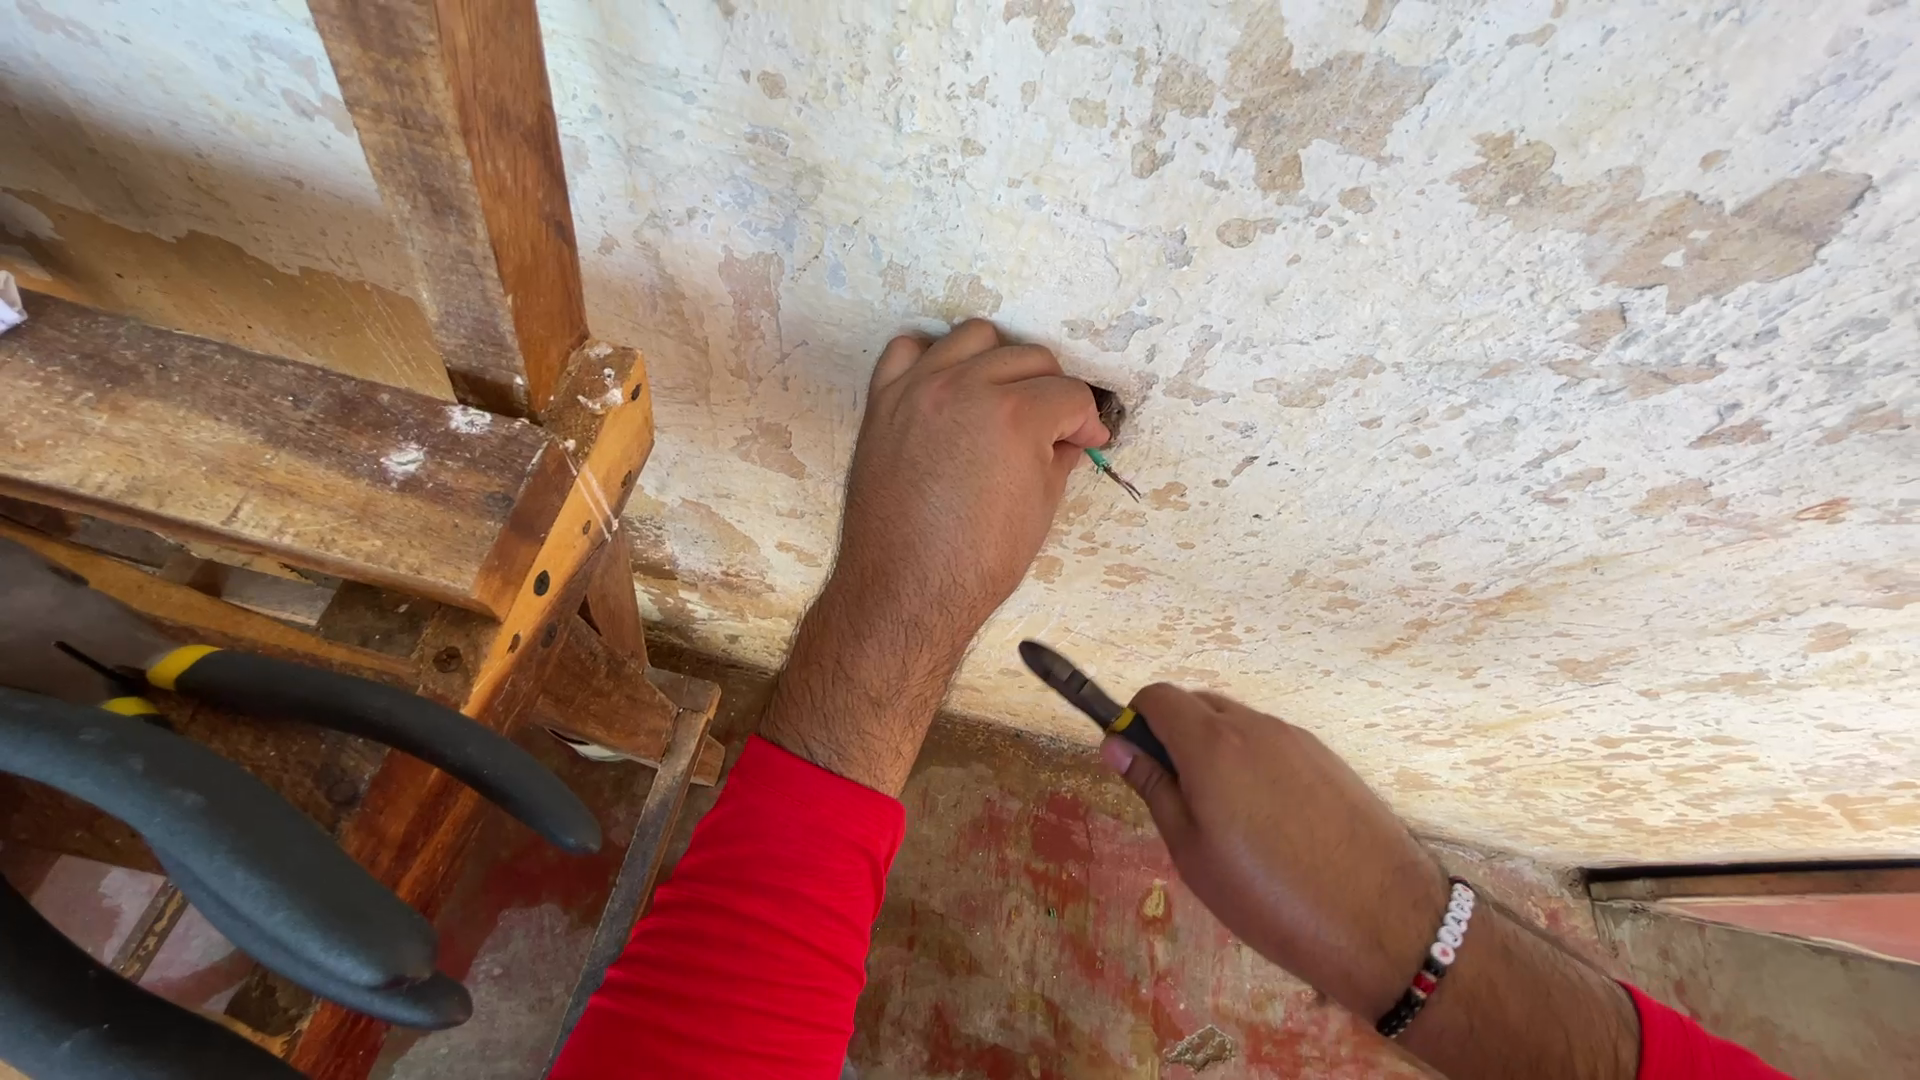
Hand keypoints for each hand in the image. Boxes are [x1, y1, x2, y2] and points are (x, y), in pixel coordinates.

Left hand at [762, 321, 1106, 794]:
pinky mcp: (883, 400)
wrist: (906, 589)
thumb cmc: (977, 562)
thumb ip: (1059, 457)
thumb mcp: (1040, 508)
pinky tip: (947, 386)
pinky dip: (932, 357)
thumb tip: (1069, 437)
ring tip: (1001, 398)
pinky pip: (908, 348)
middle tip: (1051, 428)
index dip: (1086, 421)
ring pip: (974, 336)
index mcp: (1015, 415)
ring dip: (998, 361)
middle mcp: (966, 386)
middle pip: (1029, 357)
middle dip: (1051, 392)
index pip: (1070, 394)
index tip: (1087, 440)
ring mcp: (920, 387)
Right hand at [1105, 687, 1641, 1079]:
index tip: (1138, 764)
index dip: (1135, 721)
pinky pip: (1271, 742)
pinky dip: (1254, 762)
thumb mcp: (1190, 850)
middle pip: (1195, 704)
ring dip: (1215, 749)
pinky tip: (1274, 822)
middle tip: (1181, 800)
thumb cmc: (1268, 895)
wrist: (1389, 925)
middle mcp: (1252, 725)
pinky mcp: (1327, 758)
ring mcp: (1295, 738)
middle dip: (1174, 736)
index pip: (1155, 695)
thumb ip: (1151, 785)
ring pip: (1235, 723)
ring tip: (1232, 820)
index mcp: (1210, 743)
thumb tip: (1114, 743)